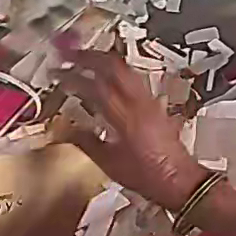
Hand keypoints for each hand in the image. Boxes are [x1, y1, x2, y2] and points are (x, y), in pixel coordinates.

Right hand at [59, 50, 208, 209]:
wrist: (179, 180)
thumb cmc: (148, 176)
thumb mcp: (109, 164)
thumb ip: (85, 142)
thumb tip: (65, 129)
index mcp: (126, 116)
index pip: (95, 85)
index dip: (72, 76)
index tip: (57, 74)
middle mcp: (140, 102)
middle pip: (114, 65)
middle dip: (88, 56)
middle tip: (68, 55)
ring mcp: (151, 101)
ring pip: (126, 69)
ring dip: (103, 61)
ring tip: (85, 61)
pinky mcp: (157, 105)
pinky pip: (134, 79)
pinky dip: (117, 73)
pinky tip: (107, 79)